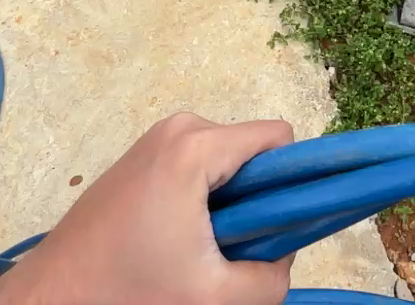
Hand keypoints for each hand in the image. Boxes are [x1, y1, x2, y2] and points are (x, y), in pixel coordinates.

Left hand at [0, 113, 294, 304]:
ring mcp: (157, 138)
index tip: (271, 227)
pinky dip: (200, 200)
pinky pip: (197, 166)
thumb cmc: (126, 295)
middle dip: (252, 199)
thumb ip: (271, 279)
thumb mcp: (212, 300)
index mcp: (196, 145)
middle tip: (225, 251)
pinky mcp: (142, 155)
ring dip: (226, 204)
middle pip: (250, 152)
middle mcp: (180, 126)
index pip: (277, 137)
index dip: (288, 181)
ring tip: (193, 252)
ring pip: (225, 162)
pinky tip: (172, 243)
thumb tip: (285, 253)